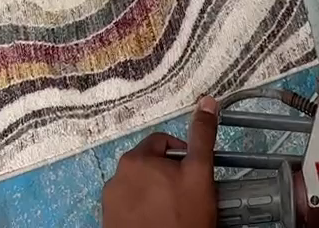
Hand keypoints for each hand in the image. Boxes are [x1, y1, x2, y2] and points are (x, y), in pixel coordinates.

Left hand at [101, 97, 220, 227]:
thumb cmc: (179, 222)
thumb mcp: (199, 174)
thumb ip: (202, 136)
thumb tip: (207, 103)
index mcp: (135, 160)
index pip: (162, 143)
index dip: (182, 156)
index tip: (192, 174)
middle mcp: (116, 179)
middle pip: (151, 165)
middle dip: (169, 177)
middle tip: (186, 197)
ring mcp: (110, 206)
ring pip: (141, 189)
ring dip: (157, 196)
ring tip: (174, 215)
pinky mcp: (110, 227)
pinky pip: (131, 211)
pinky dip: (145, 214)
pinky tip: (160, 225)